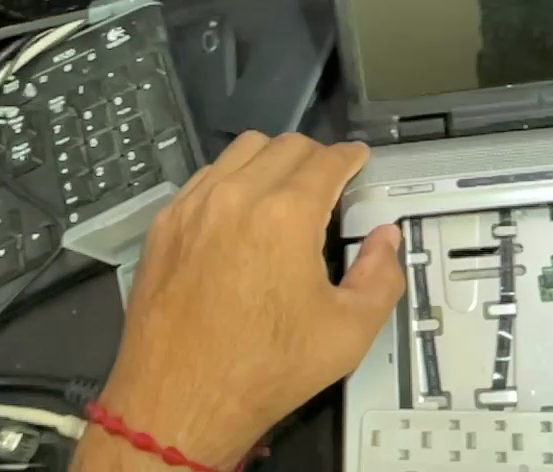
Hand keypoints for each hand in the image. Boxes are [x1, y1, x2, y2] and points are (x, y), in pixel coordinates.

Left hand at [73, 132, 404, 469]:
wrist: (176, 406)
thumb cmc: (264, 370)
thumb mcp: (347, 334)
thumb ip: (381, 277)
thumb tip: (385, 239)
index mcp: (286, 215)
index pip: (329, 159)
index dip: (351, 156)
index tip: (357, 160)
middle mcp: (238, 195)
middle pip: (288, 145)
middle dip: (316, 156)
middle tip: (327, 182)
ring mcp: (196, 204)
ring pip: (244, 148)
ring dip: (273, 159)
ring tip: (283, 189)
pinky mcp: (167, 222)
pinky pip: (207, 175)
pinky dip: (231, 178)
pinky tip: (239, 210)